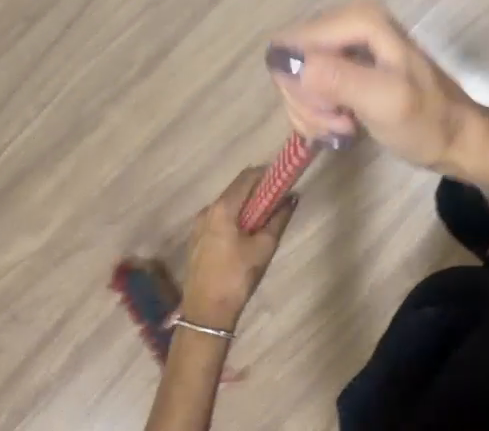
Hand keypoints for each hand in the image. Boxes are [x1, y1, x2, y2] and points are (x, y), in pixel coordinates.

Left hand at [179, 167, 296, 329]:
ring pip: (227, 206)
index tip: (283, 181)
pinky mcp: (197, 240)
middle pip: (236, 190)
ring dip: (247, 207)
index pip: (247, 176)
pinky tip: (246, 236)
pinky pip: (219, 220)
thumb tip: (291, 198)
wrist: (205, 315)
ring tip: (265, 220)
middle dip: (258, 192)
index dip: (267, 174)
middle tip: (278, 201)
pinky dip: (235, 219)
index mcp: (222, 208)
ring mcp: (198, 225)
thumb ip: (278, 219)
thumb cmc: (236, 278)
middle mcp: (206, 210)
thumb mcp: (263, 248)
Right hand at [269, 0, 480, 172]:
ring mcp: (343, 44)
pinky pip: (307, 88)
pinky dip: (317, 114)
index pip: (290, 46)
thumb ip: (339, 79)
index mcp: (357, 18)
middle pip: (289, 62)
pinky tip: (343, 125)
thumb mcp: (386, 102)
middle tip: (342, 122)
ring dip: (313, 112)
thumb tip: (286, 62)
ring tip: (346, 126)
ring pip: (295, 79)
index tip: (335, 109)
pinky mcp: (342, 65)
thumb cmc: (428, 121)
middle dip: (308, 101)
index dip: (302, 84)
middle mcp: (346, 21)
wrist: (456, 139)